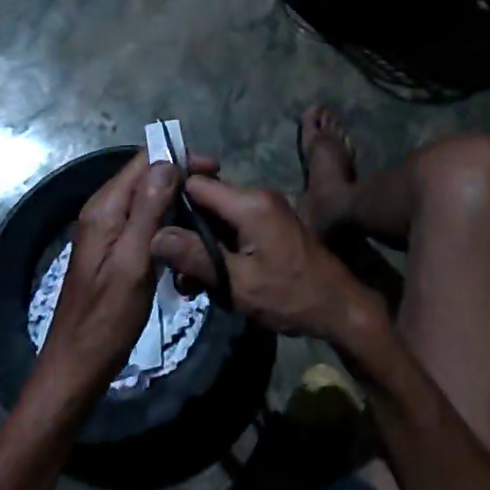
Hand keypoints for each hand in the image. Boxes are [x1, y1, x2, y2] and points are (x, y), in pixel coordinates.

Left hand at [39, 152, 217, 393]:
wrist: (79, 363)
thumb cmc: (108, 317)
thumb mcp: (133, 262)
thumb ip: (149, 211)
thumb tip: (168, 163)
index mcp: (105, 208)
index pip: (143, 162)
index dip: (178, 158)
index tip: (214, 169)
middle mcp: (103, 211)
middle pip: (144, 177)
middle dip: (180, 176)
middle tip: (217, 189)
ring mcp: (108, 230)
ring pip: (146, 198)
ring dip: (175, 196)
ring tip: (209, 208)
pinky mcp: (115, 248)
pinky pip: (143, 219)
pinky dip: (167, 217)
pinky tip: (187, 230)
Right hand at [151, 176, 374, 340]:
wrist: (340, 307)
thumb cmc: (290, 295)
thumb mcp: (237, 282)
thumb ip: (195, 256)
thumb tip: (154, 235)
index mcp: (249, 202)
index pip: (196, 182)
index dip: (171, 198)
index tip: (150, 223)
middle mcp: (257, 195)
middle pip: (205, 199)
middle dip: (184, 228)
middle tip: (167, 263)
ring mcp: (265, 208)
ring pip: (217, 216)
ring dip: (200, 243)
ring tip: (186, 280)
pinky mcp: (269, 223)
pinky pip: (233, 225)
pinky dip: (219, 246)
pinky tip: (208, 277)